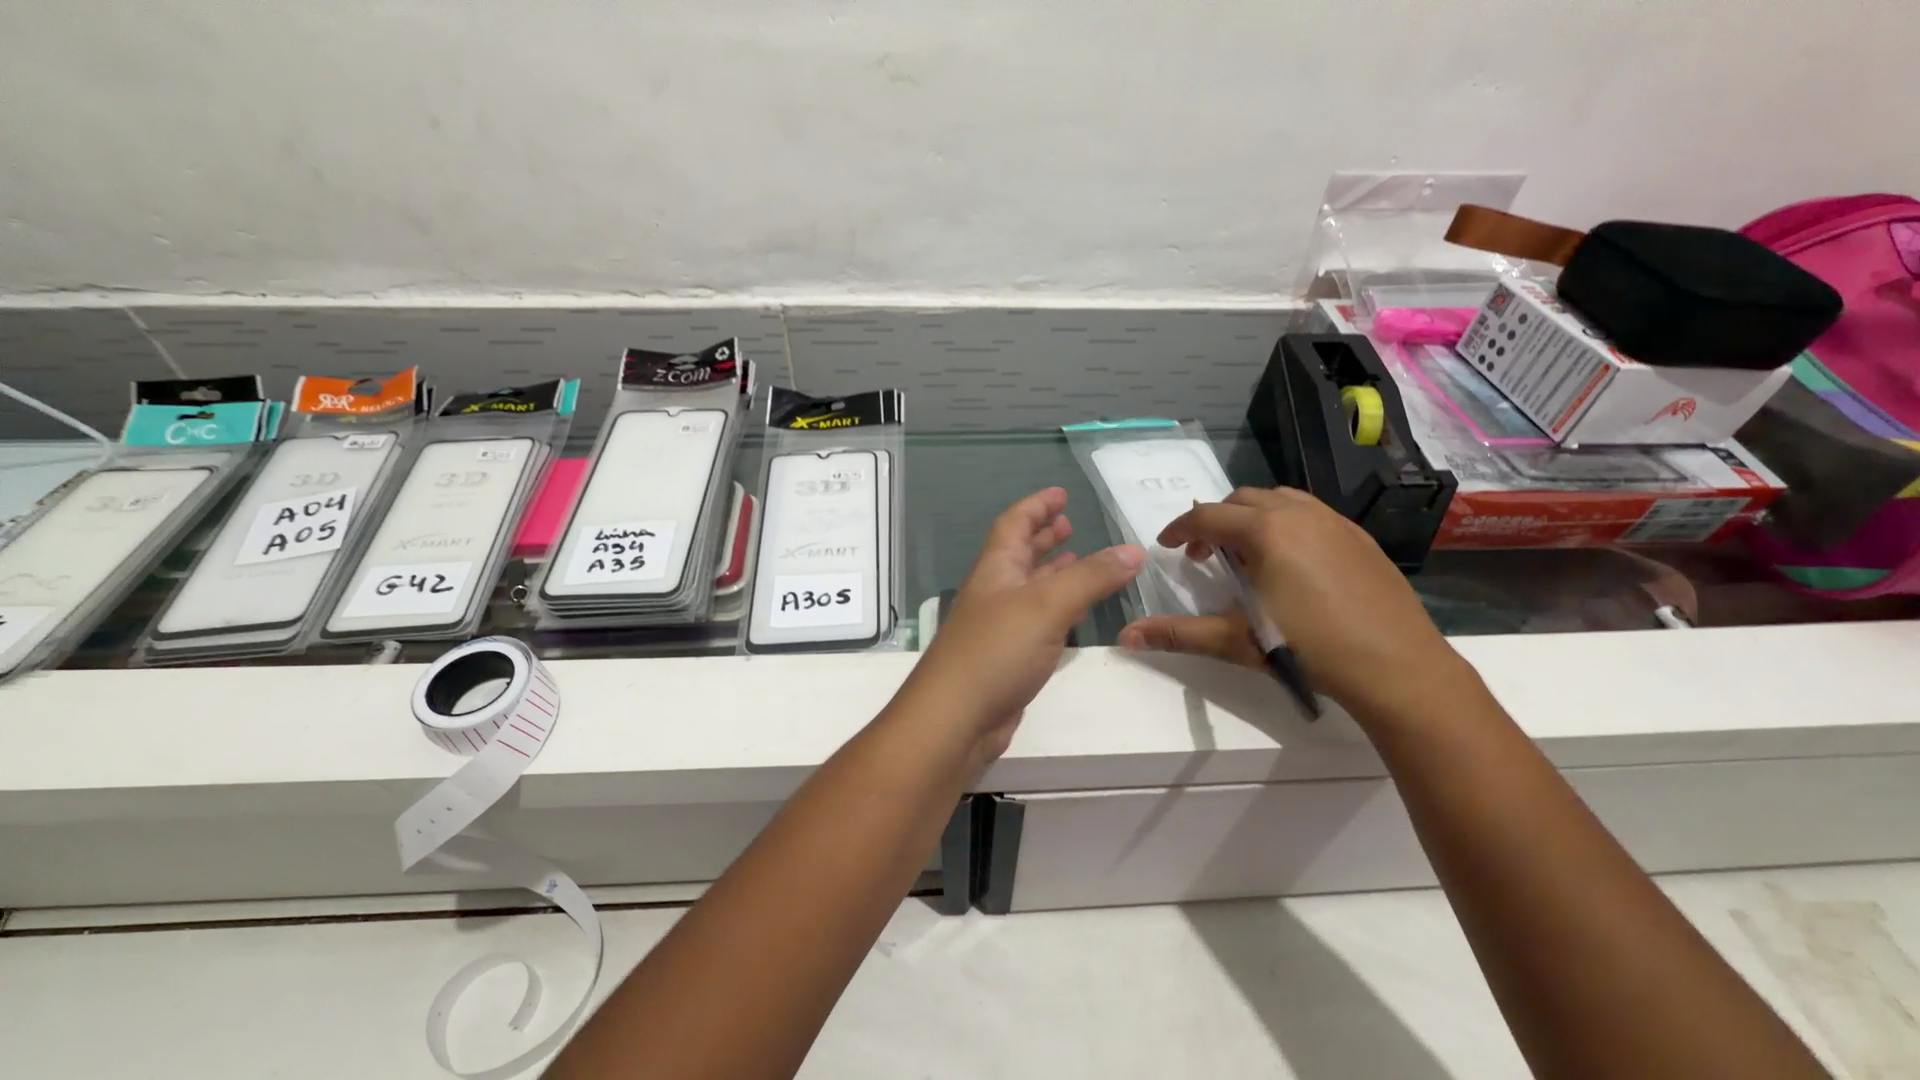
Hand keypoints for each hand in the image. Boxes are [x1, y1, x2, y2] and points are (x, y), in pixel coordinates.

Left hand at [898, 487, 1143, 767]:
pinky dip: (1056, 610)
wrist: (956, 719)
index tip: (1061, 494)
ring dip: (1052, 572)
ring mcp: (998, 628)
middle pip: (1019, 554)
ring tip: (1080, 561)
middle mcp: (994, 593)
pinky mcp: (1007, 659)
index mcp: (996, 570)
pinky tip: (1074, 616)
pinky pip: (1036, 622)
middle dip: (1043, 537)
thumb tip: (1133, 550)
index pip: (1014, 524)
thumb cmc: (996, 651)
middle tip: (1070, 524)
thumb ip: (1091, 577)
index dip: (1037, 506)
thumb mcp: (1047, 606)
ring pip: (1029, 589)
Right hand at [1117, 486, 1474, 723]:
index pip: (1208, 515)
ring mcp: (1334, 522)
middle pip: (1243, 500)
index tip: (1167, 546)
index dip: (1180, 528)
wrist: (1397, 666)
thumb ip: (1180, 634)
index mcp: (1266, 531)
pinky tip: (1291, 564)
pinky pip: (1311, 514)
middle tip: (1205, 554)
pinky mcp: (1360, 538)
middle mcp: (1299, 513)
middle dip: (1216, 520)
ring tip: (1246, 554)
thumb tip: (1126, 638)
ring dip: (1252, 518)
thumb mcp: (1237, 642)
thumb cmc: (1310, 650)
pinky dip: (1287, 525)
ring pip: (1280, 501)